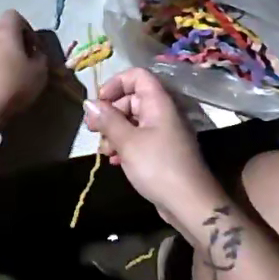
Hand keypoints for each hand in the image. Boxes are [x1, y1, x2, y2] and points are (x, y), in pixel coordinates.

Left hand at [0, 10, 52, 135]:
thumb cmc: (12, 87)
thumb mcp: (39, 73)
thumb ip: (41, 58)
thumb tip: (36, 53)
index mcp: (4, 30)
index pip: (15, 15)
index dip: (27, 28)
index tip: (33, 47)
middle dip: (12, 40)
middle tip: (23, 59)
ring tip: (9, 74)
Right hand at [82, 68, 221, 226]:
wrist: (189, 203)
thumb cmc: (158, 166)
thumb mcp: (127, 142)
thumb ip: (107, 120)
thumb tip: (89, 103)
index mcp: (159, 103)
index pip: (137, 76)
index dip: (116, 83)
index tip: (99, 102)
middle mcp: (163, 113)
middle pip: (132, 99)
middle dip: (110, 112)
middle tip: (92, 130)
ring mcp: (164, 132)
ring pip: (133, 121)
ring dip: (114, 132)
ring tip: (104, 151)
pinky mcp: (163, 151)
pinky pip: (140, 138)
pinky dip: (125, 145)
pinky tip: (115, 161)